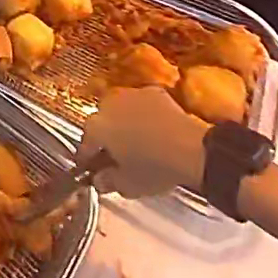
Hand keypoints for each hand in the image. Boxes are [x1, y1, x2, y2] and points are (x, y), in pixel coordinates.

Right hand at [78, 86, 211, 198]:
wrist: (192, 149)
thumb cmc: (154, 168)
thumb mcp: (127, 185)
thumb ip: (107, 182)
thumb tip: (99, 180)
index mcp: (96, 127)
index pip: (85, 144)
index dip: (87, 158)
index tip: (90, 168)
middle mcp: (108, 104)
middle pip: (101, 121)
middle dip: (105, 135)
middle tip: (116, 153)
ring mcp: (131, 94)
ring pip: (120, 109)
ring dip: (123, 121)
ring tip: (136, 139)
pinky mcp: (153, 92)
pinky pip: (142, 104)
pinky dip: (144, 114)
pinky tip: (154, 128)